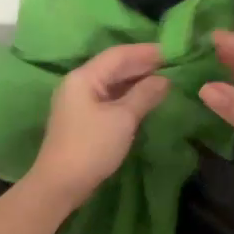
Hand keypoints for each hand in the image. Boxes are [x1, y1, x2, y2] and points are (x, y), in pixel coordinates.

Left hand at [26, 43, 168, 205]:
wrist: (61, 183)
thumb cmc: (91, 146)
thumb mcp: (122, 119)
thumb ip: (144, 95)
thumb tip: (164, 80)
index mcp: (83, 77)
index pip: (117, 55)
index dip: (145, 51)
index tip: (173, 50)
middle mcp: (78, 84)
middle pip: (113, 67)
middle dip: (142, 64)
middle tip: (173, 64)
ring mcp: (78, 101)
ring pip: (111, 83)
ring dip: (136, 80)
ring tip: (164, 79)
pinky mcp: (82, 118)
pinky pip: (108, 98)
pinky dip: (127, 96)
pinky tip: (145, 98)